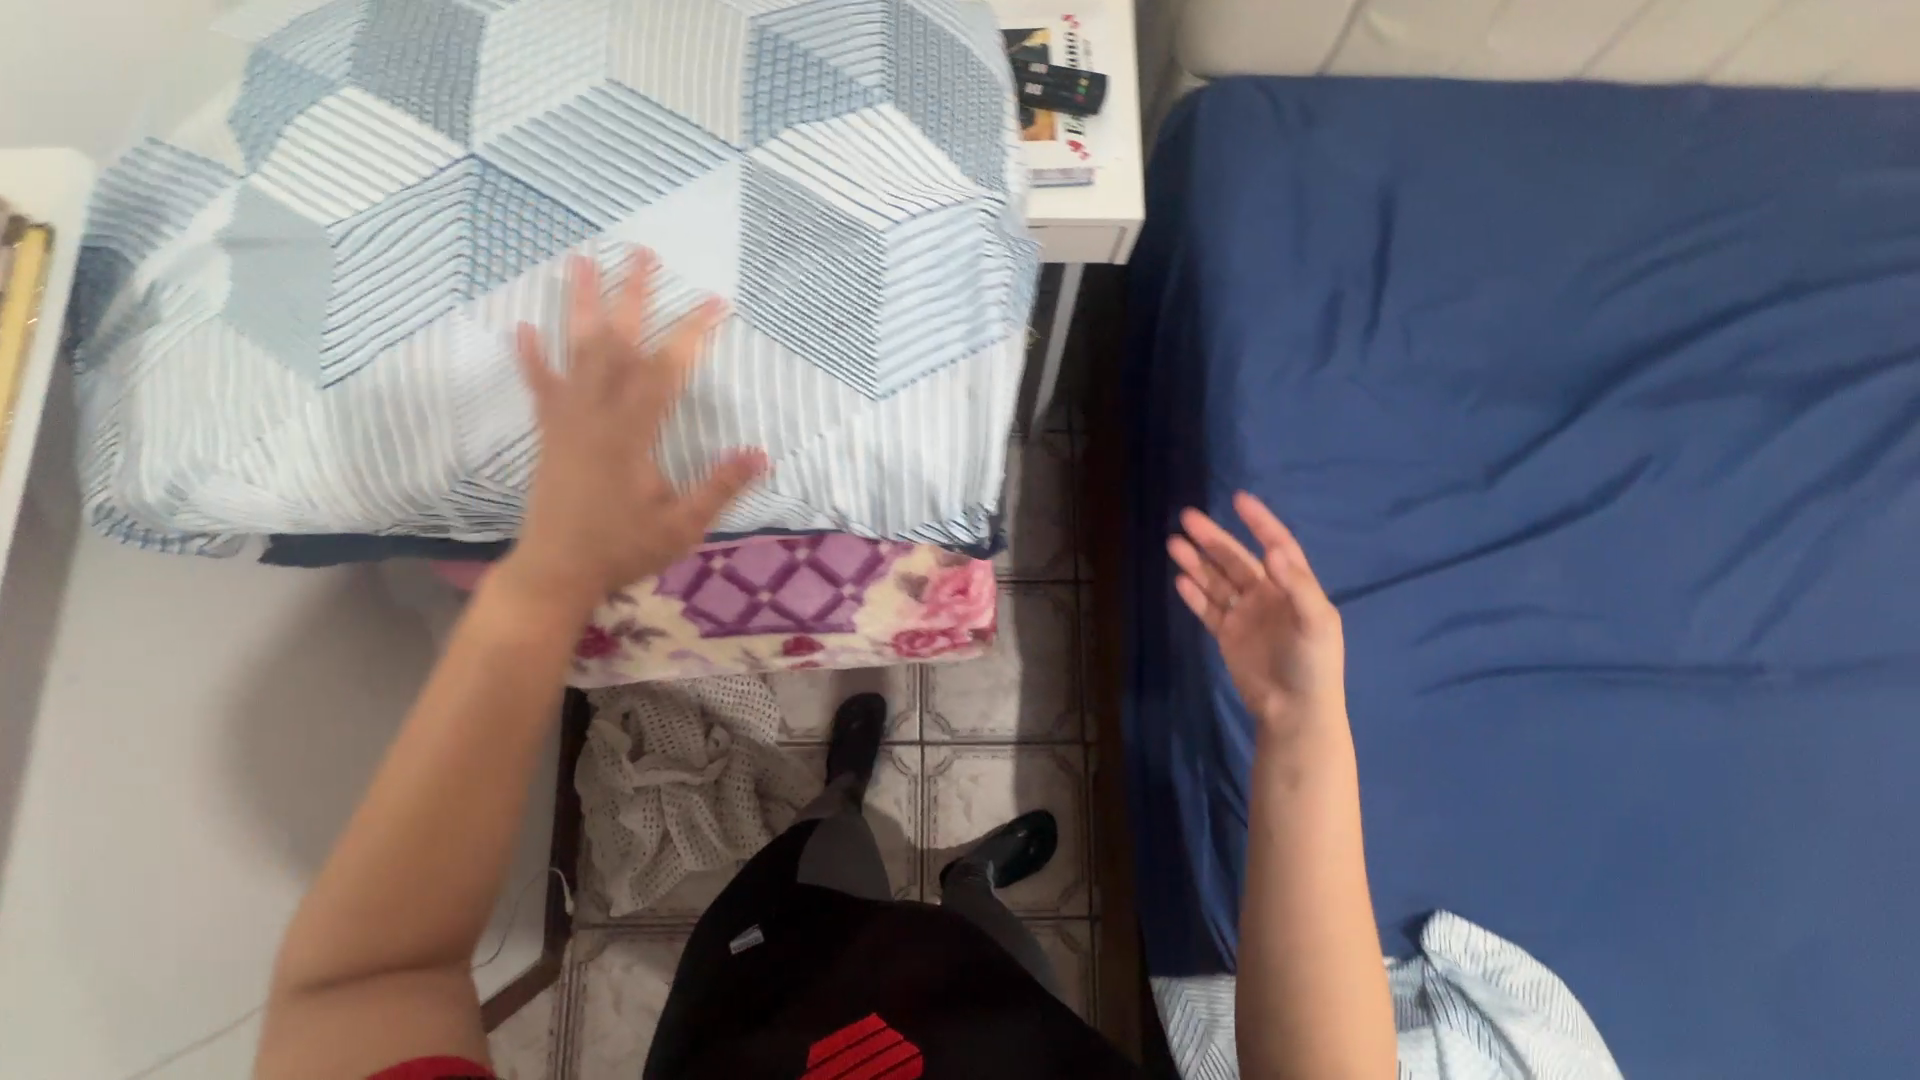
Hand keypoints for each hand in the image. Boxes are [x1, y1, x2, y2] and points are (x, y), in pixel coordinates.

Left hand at [502, 250, 765, 610]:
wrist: (556, 571)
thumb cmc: (622, 549)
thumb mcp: (682, 526)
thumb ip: (718, 488)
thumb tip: (759, 454)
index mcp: (631, 434)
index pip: (666, 370)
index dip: (692, 333)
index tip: (716, 302)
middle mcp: (595, 415)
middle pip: (616, 343)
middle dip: (633, 296)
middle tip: (643, 253)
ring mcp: (567, 420)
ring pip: (575, 351)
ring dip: (582, 305)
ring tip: (583, 260)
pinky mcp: (549, 432)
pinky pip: (539, 385)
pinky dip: (532, 356)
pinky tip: (523, 326)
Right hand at [1166, 492, 1345, 733]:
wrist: (1294, 710)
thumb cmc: (1314, 664)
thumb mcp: (1317, 623)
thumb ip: (1297, 585)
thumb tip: (1271, 552)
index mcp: (1293, 587)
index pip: (1276, 546)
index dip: (1259, 522)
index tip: (1238, 499)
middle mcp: (1267, 595)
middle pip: (1236, 559)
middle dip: (1213, 538)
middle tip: (1187, 517)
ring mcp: (1245, 615)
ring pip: (1217, 581)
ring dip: (1197, 562)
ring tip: (1173, 544)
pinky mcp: (1228, 635)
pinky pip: (1208, 609)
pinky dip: (1194, 595)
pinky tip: (1180, 580)